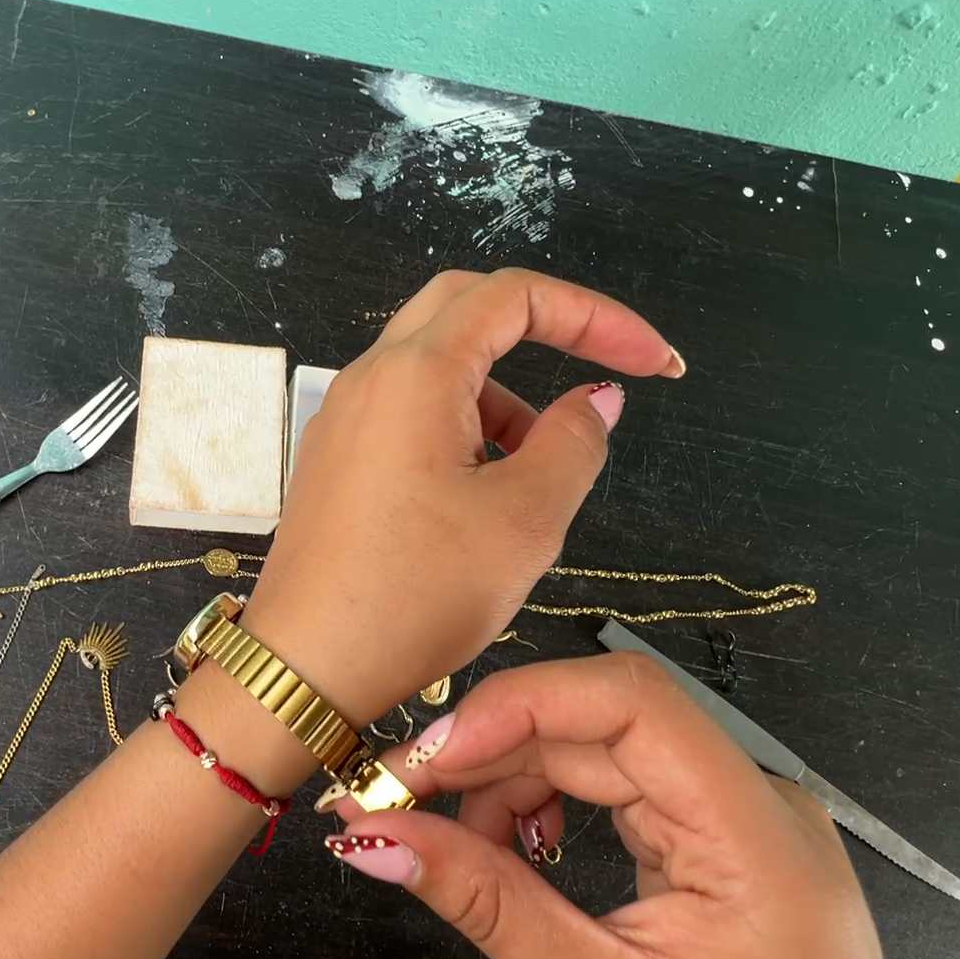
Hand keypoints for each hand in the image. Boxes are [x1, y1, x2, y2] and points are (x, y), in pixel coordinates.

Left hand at [242, 268, 682, 721]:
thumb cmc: (416, 591)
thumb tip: (594, 399)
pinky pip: (403, 417)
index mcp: (412, 373)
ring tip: (529, 481)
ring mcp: (340, 420)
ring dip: (498, 402)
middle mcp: (366, 380)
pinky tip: (476, 499)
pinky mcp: (333, 461)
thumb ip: (574, 441)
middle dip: (541, 333)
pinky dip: (456, 432)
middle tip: (596, 381)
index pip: (513, 295)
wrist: (306, 663)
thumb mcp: (524, 519)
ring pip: (434, 372)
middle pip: (462, 311)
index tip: (653, 363)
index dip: (596, 316)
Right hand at [324, 653, 893, 958]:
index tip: (433, 754)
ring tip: (442, 836)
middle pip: (591, 723)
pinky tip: (500, 847)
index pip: (631, 702)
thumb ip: (484, 904)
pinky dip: (531, 803)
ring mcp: (723, 810)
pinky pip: (596, 782)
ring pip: (582, 747)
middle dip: (484, 749)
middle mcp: (746, 797)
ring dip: (498, 779)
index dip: (521, 704)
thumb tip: (370, 839)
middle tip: (393, 793)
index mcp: (756, 836)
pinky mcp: (696, 830)